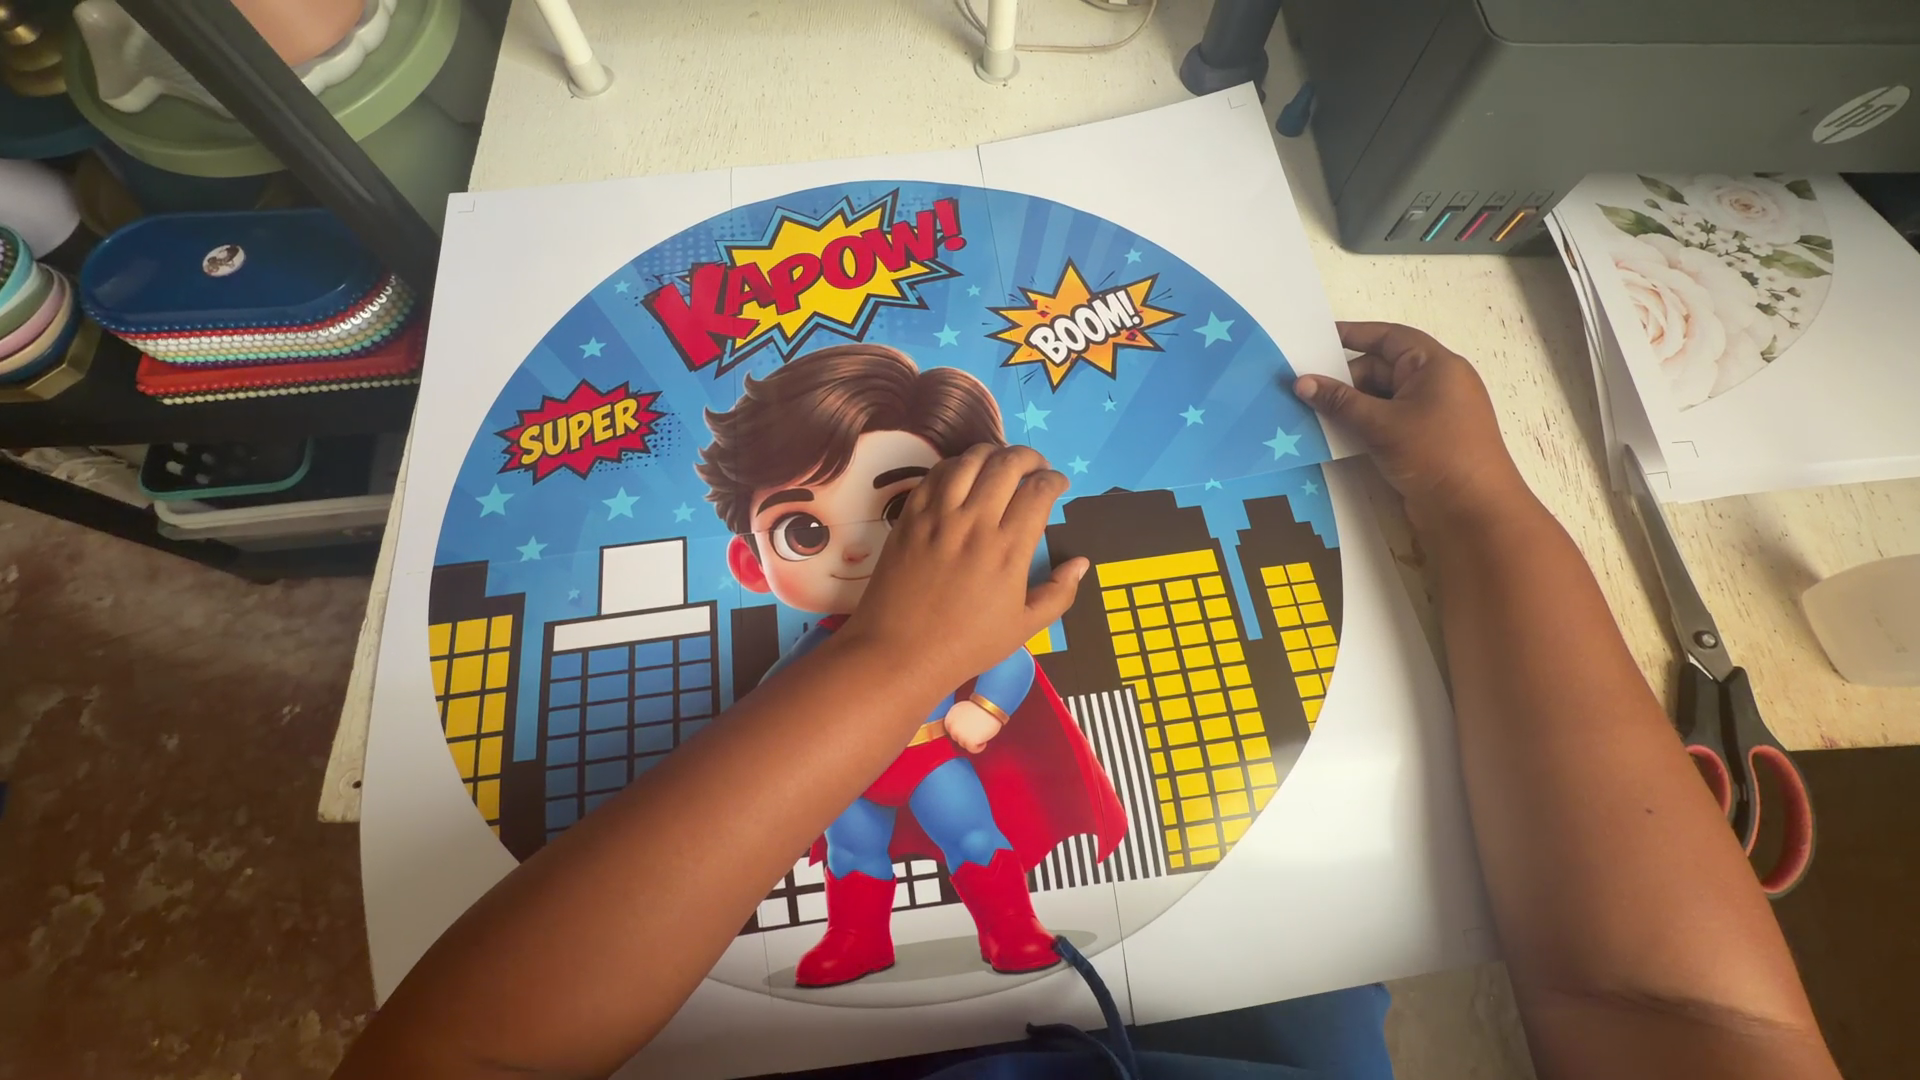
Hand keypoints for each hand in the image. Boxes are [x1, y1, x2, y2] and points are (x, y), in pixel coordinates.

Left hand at [838, 444, 1087, 692]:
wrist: (899, 652)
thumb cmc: (966, 645)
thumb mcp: (1024, 628)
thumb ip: (1058, 593)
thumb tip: (1081, 563)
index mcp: (1008, 550)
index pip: (1038, 491)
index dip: (1054, 480)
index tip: (1058, 485)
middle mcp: (975, 523)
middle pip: (1007, 464)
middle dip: (1030, 457)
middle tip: (1036, 466)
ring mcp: (938, 516)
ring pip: (970, 460)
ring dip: (993, 453)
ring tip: (1002, 463)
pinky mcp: (910, 516)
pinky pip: (936, 474)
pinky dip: (956, 465)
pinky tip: (965, 474)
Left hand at [942, 699, 1002, 753]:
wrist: (991, 707)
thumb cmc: (981, 707)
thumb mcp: (962, 709)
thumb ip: (957, 719)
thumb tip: (958, 728)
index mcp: (949, 718)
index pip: (951, 731)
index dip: (961, 730)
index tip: (968, 729)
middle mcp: (952, 727)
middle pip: (957, 738)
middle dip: (966, 736)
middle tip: (976, 731)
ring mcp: (960, 735)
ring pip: (964, 745)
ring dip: (972, 742)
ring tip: (981, 734)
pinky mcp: (969, 742)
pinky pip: (972, 750)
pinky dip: (979, 747)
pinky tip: (984, 741)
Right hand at [1293, 321, 1533, 530]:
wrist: (1472, 510)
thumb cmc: (1434, 453)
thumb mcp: (1381, 424)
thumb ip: (1339, 402)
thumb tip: (1301, 382)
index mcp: (1435, 366)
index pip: (1390, 338)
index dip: (1354, 334)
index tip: (1318, 338)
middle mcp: (1434, 384)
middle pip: (1380, 370)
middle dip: (1343, 379)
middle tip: (1302, 388)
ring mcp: (1428, 414)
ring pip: (1379, 399)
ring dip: (1347, 405)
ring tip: (1308, 412)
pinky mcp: (1420, 440)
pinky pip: (1383, 422)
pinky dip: (1358, 424)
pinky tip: (1330, 434)